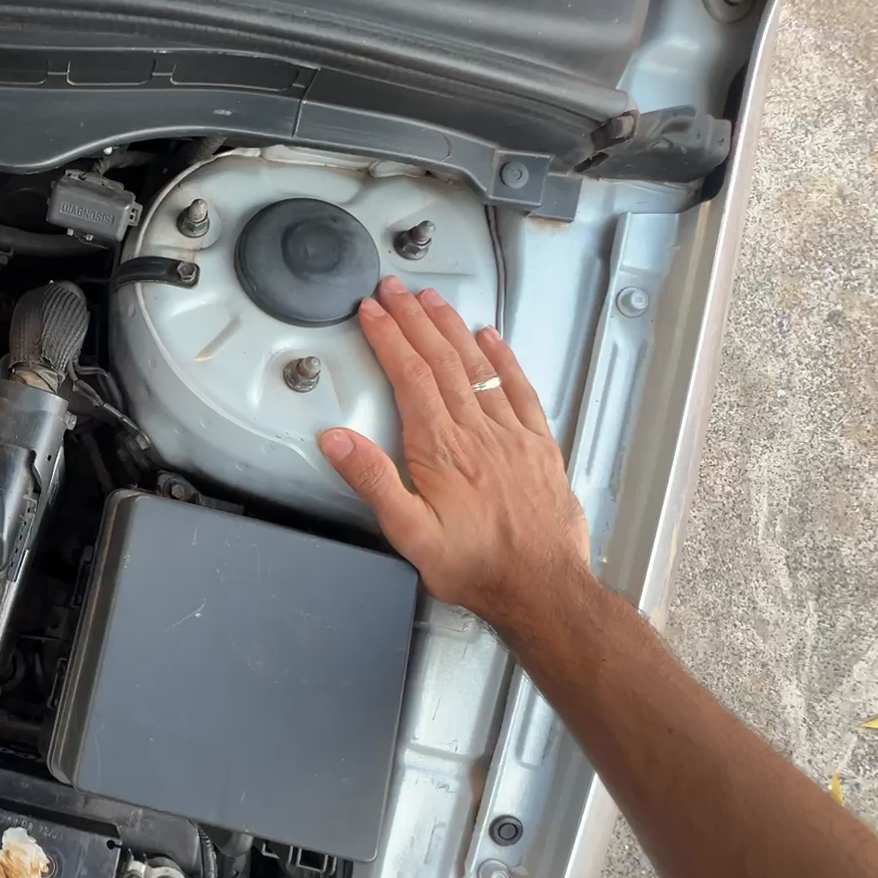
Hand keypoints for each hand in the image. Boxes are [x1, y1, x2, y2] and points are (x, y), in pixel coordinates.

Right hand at [319, 277, 589, 624]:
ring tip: (432, 299)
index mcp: (440, 448)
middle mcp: (477, 431)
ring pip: (478, 366)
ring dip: (452, 327)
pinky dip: (504, 358)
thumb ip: (372, 479)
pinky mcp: (537, 445)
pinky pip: (519, 389)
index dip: (388, 338)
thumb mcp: (406, 530)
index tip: (372, 311)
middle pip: (442, 360)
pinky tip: (492, 337)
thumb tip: (336, 439)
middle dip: (414, 319)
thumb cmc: (472, 563)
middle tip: (395, 288)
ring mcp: (511, 434)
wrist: (542, 588)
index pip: (410, 376)